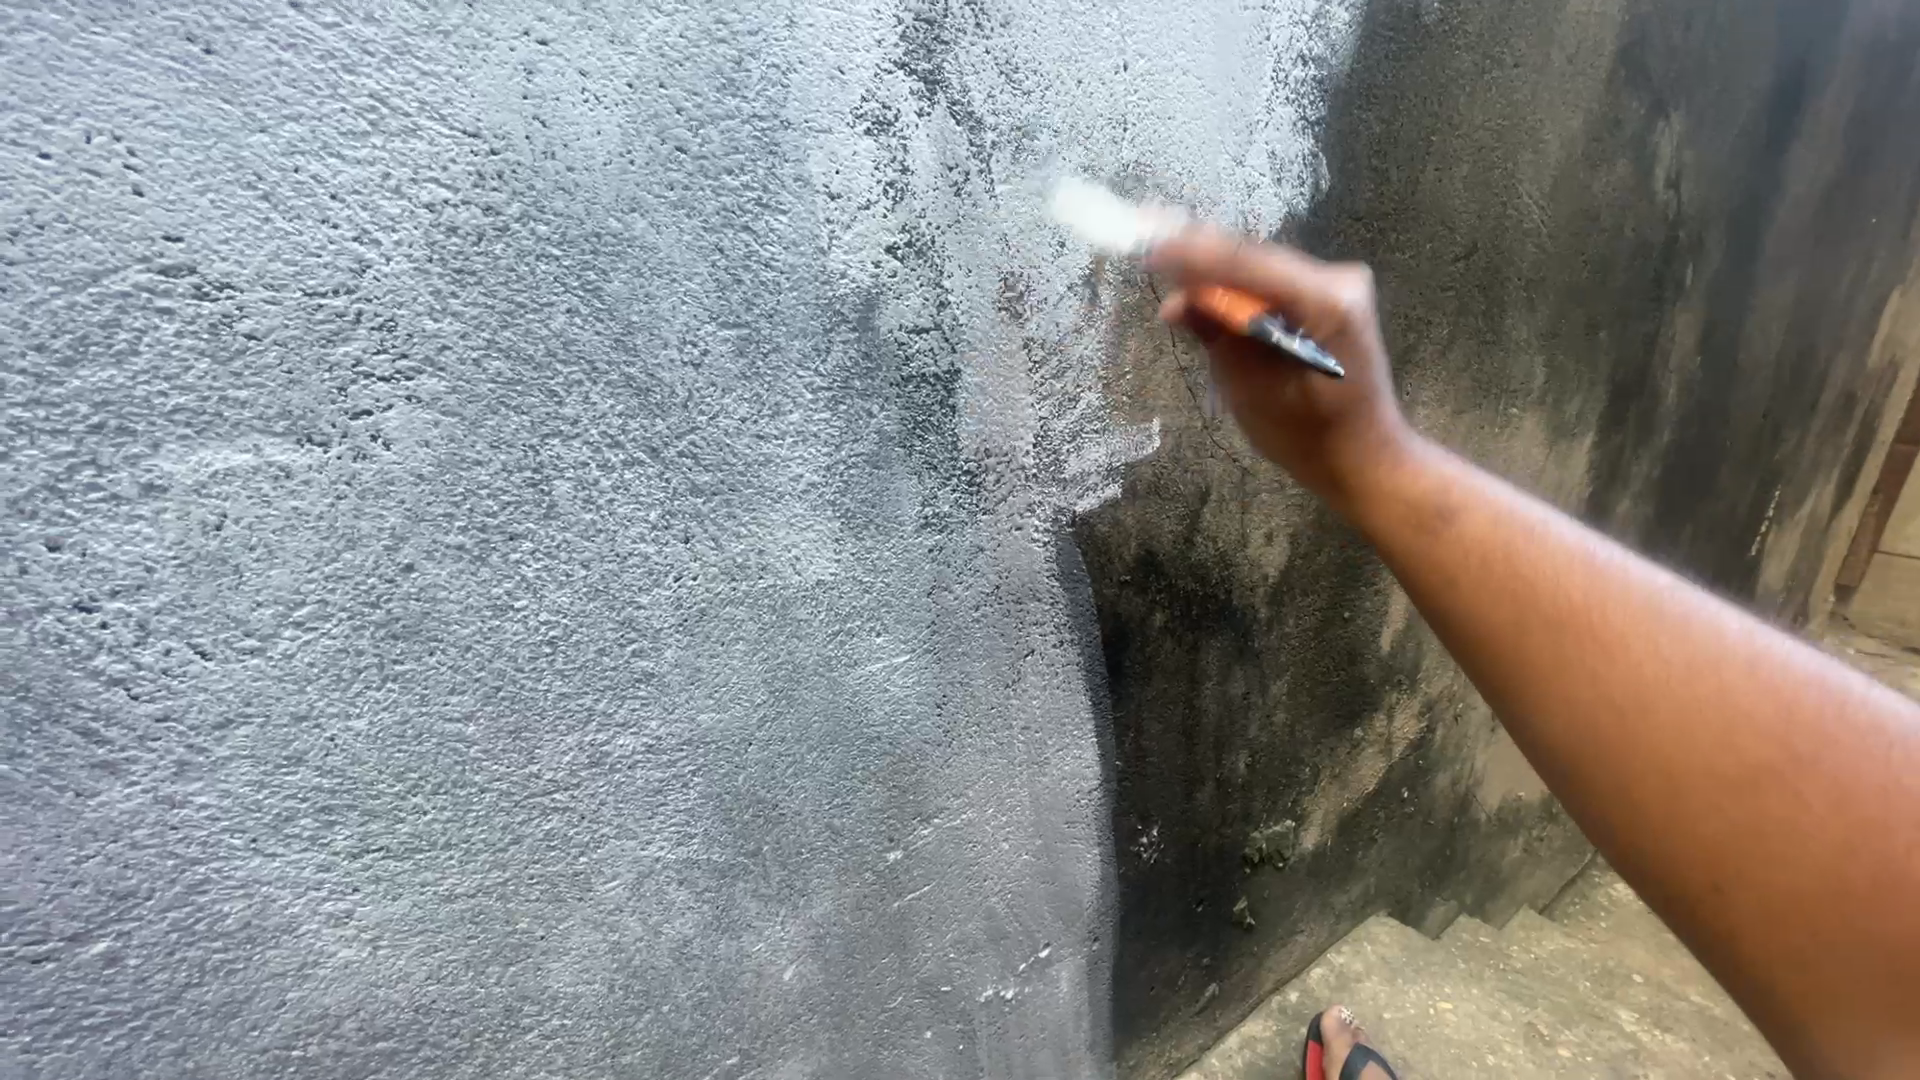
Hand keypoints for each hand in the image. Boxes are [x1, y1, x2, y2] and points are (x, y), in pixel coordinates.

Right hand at [1147, 226, 1415, 508]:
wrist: (1360, 455)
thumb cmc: (1306, 435)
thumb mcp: (1249, 389)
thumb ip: (1216, 337)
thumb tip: (1173, 304)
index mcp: (1326, 302)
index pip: (1247, 264)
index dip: (1194, 255)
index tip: (1150, 248)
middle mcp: (1337, 280)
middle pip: (1253, 260)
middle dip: (1199, 257)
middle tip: (1148, 244)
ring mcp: (1336, 285)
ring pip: (1259, 269)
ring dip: (1214, 271)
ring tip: (1166, 263)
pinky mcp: (1327, 297)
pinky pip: (1270, 285)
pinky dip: (1235, 288)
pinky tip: (1201, 287)